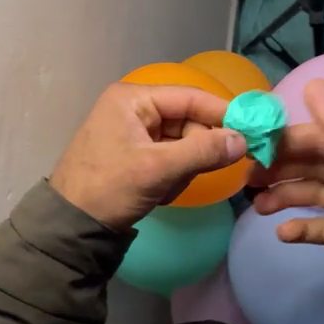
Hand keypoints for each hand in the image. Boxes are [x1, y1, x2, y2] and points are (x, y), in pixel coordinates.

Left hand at [49, 82, 247, 230]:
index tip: (253, 130)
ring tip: (165, 187)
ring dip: (183, 167)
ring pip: (181, 142)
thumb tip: (243, 141)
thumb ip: (202, 151)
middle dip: (197, 149)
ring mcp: (134, 131)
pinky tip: (159, 192)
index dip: (222, 113)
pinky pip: (169, 157)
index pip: (190, 97)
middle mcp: (134, 107)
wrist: (70, 227)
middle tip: (201, 171)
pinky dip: (172, 175)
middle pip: (188, 120)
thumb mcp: (158, 169)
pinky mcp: (135, 154)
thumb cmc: (109, 189)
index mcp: (133, 99)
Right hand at [250, 79, 323, 280]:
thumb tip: (312, 83)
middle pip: (312, 163)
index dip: (288, 139)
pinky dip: (300, 228)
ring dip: (284, 196)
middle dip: (280, 167)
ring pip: (311, 193)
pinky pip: (319, 228)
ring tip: (259, 206)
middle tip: (249, 178)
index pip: (319, 137)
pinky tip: (282, 232)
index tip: (254, 146)